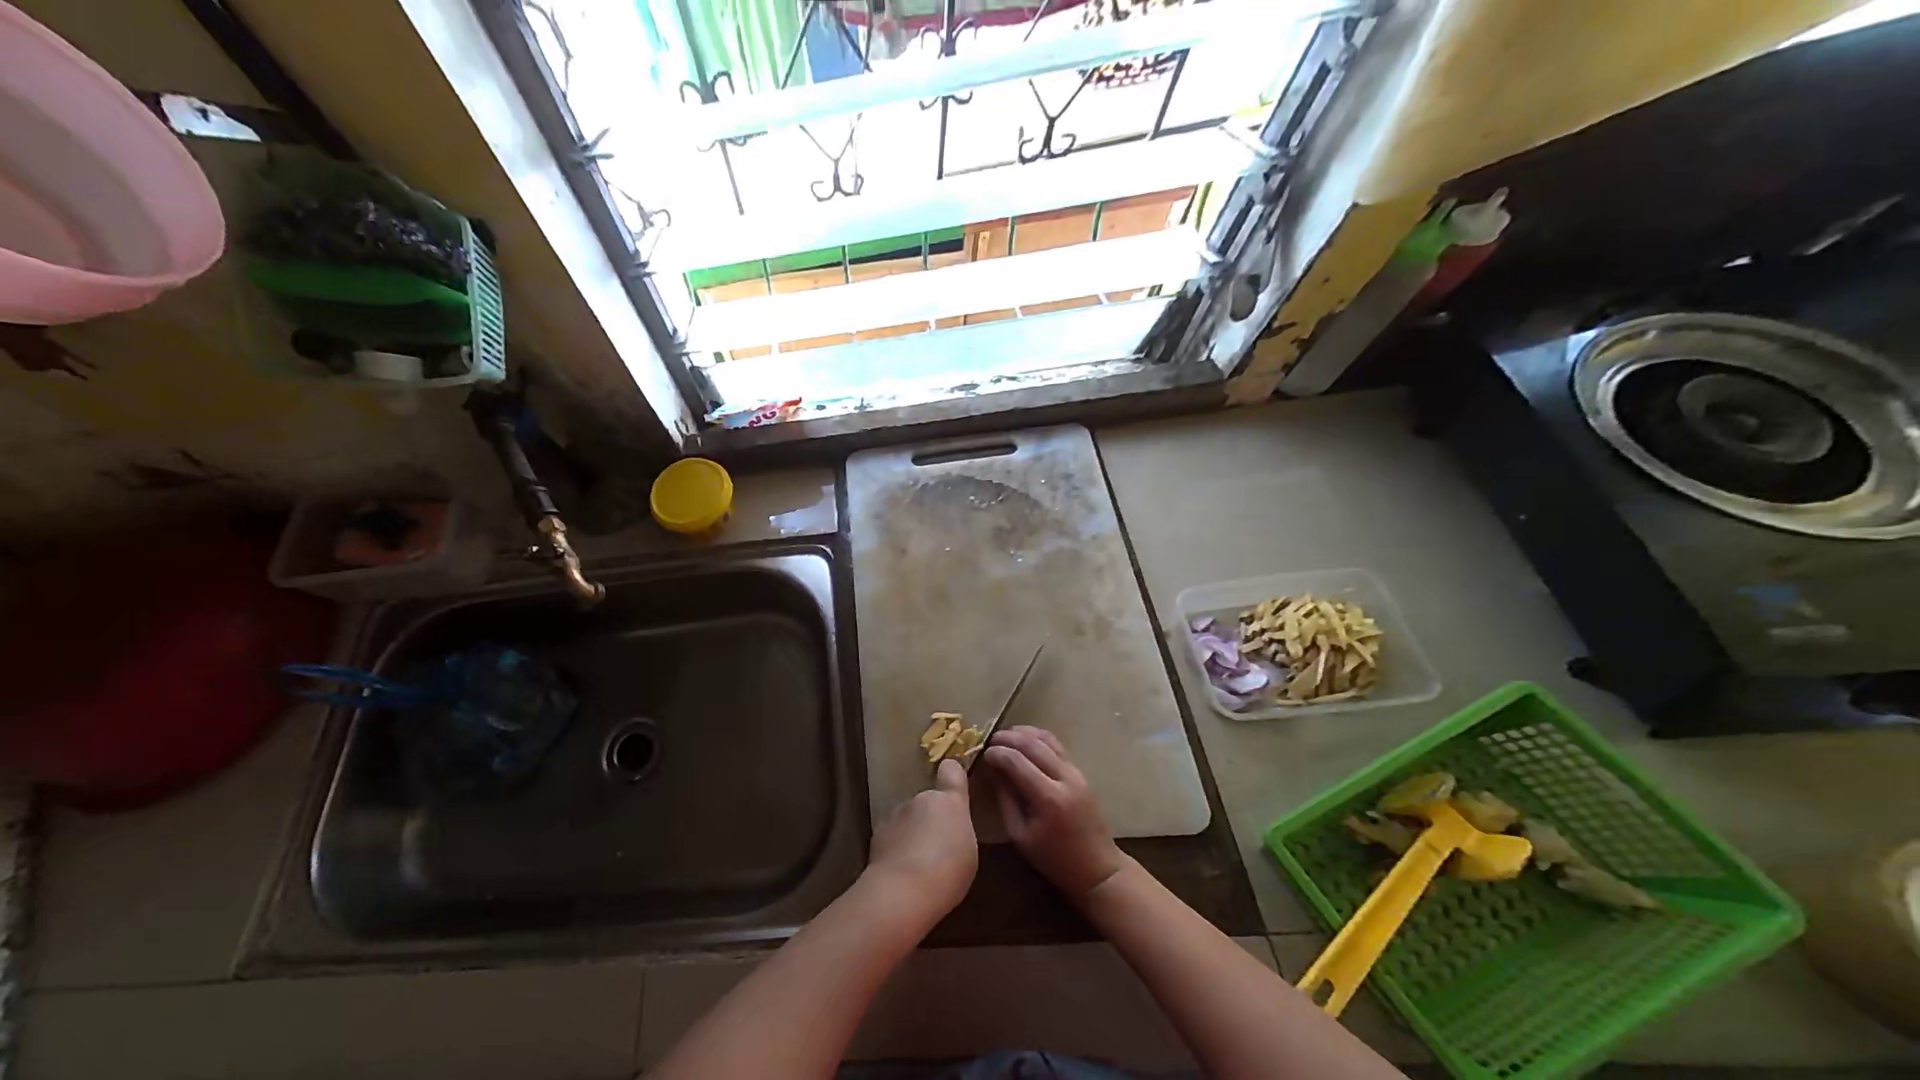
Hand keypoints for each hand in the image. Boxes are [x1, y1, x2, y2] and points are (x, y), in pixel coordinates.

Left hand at [865, 758, 978, 920]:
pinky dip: (895, 845)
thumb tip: (947, 829)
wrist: (903, 892)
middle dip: (930, 817)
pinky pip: (891, 834)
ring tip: (916, 862)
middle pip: (928, 802)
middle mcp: (920, 799)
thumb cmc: (947, 872)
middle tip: (937, 847)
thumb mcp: (968, 851)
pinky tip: (899, 869)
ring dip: (911, 831)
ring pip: (907, 817)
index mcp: (949, 801)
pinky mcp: (876, 833)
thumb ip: (958, 830)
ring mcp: (895, 814)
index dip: (952, 776)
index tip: (954, 785)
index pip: (951, 771)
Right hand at [983, 726, 1127, 901]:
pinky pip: (1058, 747)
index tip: (982, 754)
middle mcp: (1065, 778)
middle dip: (1008, 738)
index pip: (1016, 761)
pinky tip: (1025, 741)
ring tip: (1005, 735)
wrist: (1097, 867)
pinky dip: (1039, 739)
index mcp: (1048, 798)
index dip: (997, 753)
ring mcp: (1076, 773)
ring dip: (1024, 733)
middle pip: (1033, 744)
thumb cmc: (1054, 859)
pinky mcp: (1081, 773)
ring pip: (1048, 740)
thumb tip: (992, 770)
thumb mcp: (1020, 836)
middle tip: (990, 740)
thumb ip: (1005, 799)